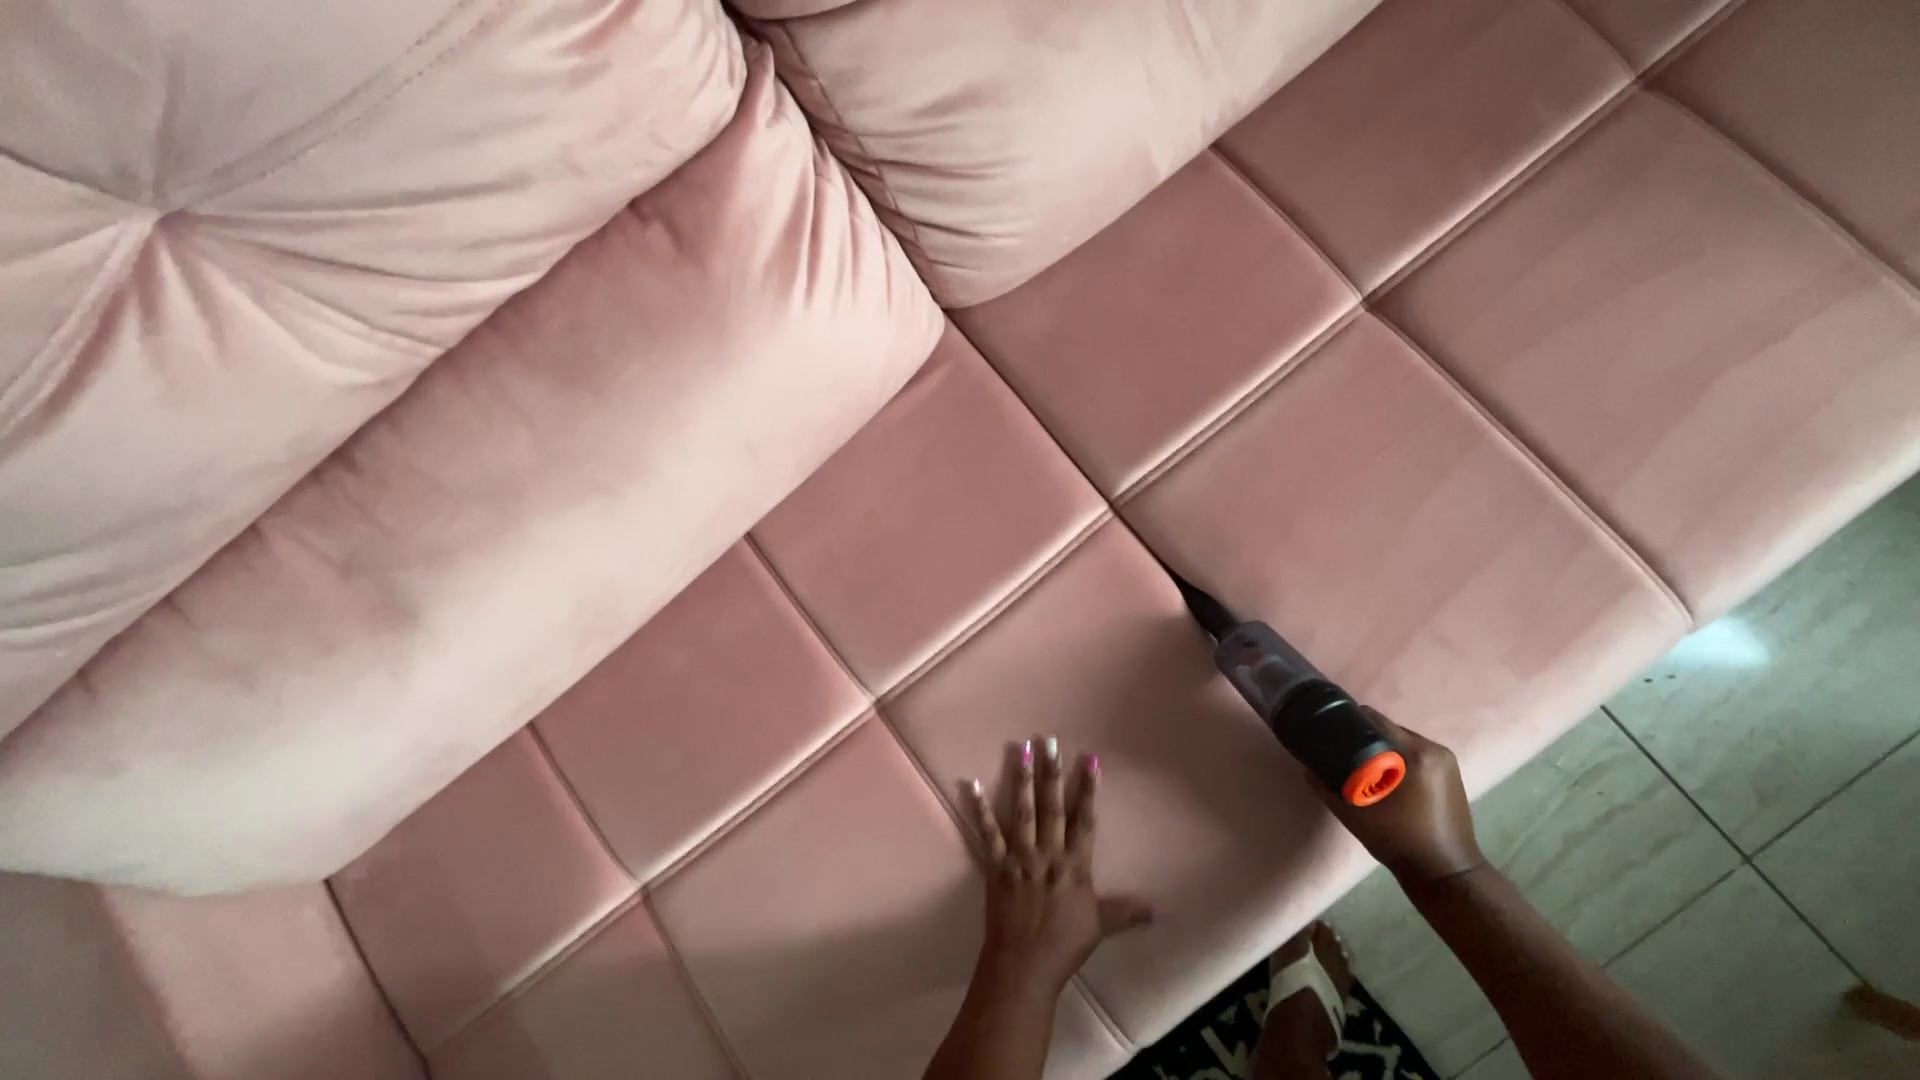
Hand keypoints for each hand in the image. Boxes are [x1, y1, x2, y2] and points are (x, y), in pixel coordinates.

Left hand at [961, 738, 1153, 997]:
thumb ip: (1124, 911)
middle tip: (1049, 741)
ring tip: (1020, 749)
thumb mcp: (1099, 925)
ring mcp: (1020, 857)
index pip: (1084, 820)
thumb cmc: (1064, 945)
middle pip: (1051, 807)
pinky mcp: (996, 865)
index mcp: (1075, 865)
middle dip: (1052, 773)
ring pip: (1022, 811)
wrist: (1024, 965)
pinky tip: (970, 785)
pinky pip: (986, 832)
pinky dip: (978, 809)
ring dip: (1021, 779)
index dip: (1088, 789)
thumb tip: (1156, 908)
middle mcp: (1048, 854)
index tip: (1090, 760)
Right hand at [1312, 709, 1486, 884]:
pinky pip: (1416, 755)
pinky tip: (1385, 779)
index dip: (1348, 722)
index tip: (1330, 732)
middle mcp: (1435, 750)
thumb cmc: (1397, 840)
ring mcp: (1447, 762)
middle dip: (1365, 738)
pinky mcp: (1450, 775)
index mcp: (1415, 753)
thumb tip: (1308, 765)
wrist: (1444, 872)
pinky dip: (1398, 761)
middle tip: (1343, 754)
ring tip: (1363, 769)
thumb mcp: (1352, 812)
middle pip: (1389, 729)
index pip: (1374, 719)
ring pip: (1403, 742)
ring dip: (1382, 750)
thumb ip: (1325, 784)